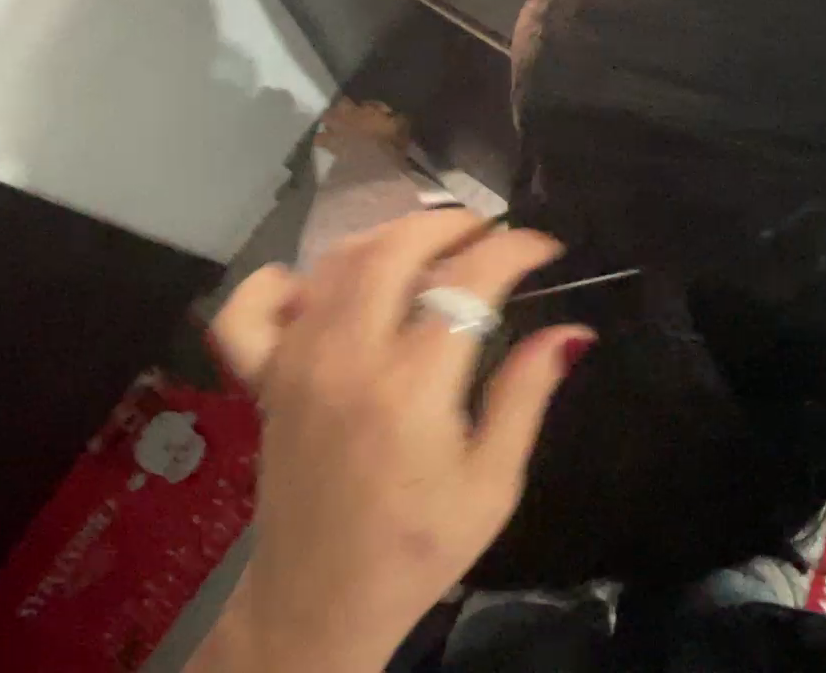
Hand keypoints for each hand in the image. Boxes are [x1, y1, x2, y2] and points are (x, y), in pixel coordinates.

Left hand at [192, 211, 591, 672]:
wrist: (319, 603)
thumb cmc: (419, 548)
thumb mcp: (493, 482)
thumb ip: (526, 395)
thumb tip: (571, 331)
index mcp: (411, 389)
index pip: (468, 282)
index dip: (513, 249)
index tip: (543, 247)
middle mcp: (346, 359)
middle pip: (394, 249)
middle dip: (450, 223)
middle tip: (487, 232)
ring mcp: (294, 362)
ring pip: (336, 260)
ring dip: (389, 236)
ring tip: (431, 245)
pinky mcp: (262, 376)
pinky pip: (254, 304)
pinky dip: (287, 278)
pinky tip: (326, 285)